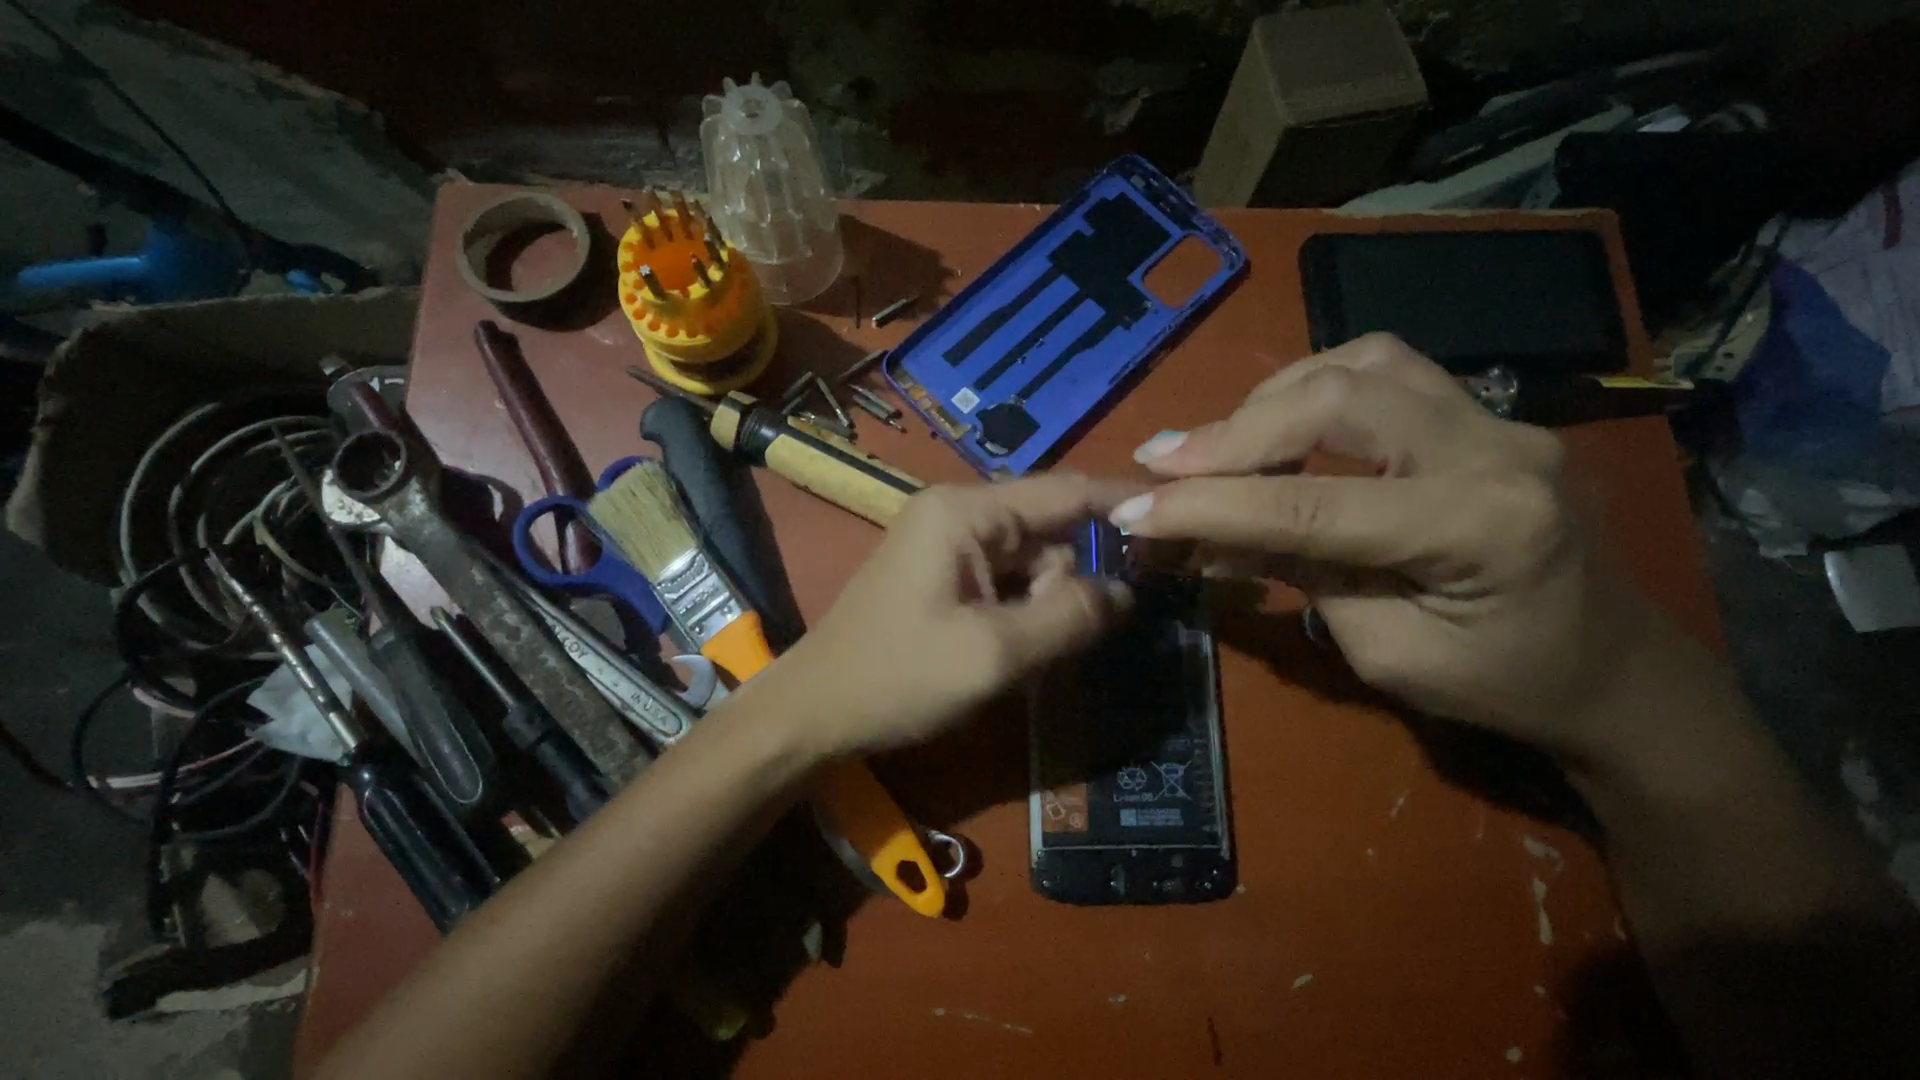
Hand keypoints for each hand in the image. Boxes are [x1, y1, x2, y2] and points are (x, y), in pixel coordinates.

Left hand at [764, 474, 1134, 756]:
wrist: (815, 711)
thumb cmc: (898, 677)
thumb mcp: (994, 653)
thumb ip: (1068, 616)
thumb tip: (1128, 592)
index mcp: (965, 511)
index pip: (1065, 491)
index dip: (1123, 505)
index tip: (1178, 522)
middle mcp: (957, 512)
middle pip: (1050, 531)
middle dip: (1068, 583)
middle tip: (1050, 642)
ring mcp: (947, 542)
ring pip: (1031, 561)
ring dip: (1043, 606)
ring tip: (1017, 655)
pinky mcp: (942, 573)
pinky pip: (1005, 581)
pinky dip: (1021, 613)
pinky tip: (1003, 651)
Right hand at [1113, 333, 1655, 761]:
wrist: (1614, 671)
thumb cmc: (1500, 685)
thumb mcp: (1383, 650)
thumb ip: (1297, 576)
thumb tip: (1200, 534)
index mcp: (1479, 527)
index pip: (1312, 504)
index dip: (1210, 504)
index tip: (1132, 510)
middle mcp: (1495, 448)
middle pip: (1338, 398)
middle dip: (1234, 431)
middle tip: (1159, 462)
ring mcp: (1497, 418)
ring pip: (1361, 362)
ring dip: (1271, 399)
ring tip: (1214, 444)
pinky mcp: (1484, 412)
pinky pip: (1385, 370)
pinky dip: (1314, 389)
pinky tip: (1281, 423)